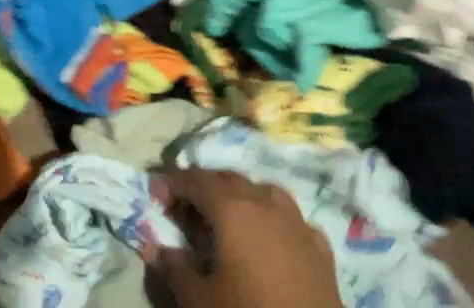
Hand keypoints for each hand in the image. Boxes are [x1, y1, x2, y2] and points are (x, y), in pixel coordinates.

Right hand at [152, 170, 337, 307]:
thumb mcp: (199, 299)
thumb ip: (173, 268)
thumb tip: (153, 248)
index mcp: (232, 208)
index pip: (195, 179)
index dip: (171, 182)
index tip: (155, 195)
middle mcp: (265, 204)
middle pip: (229, 179)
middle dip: (204, 187)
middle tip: (186, 209)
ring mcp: (297, 224)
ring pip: (264, 191)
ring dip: (242, 197)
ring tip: (228, 219)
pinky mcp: (320, 249)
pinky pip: (292, 220)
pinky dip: (275, 222)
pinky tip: (271, 241)